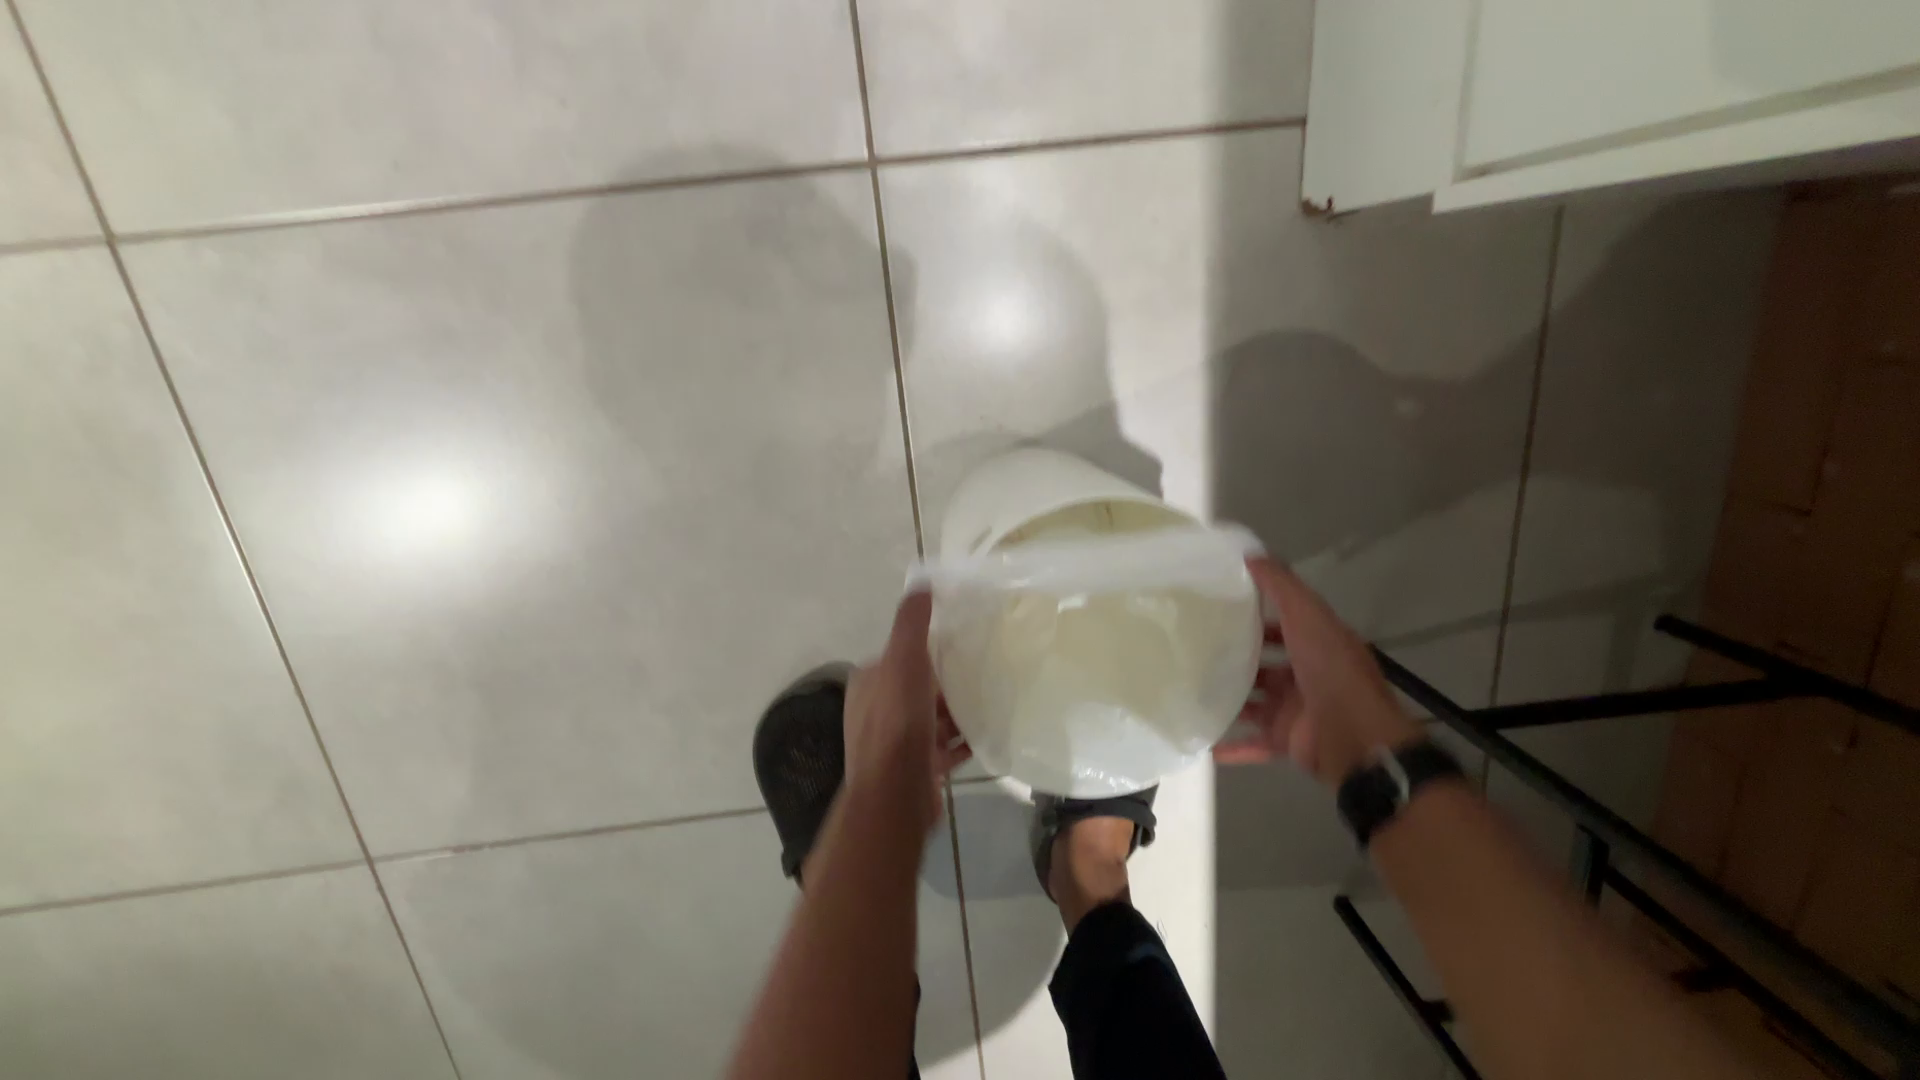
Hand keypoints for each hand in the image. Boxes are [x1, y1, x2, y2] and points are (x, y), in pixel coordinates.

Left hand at [843, 590, 971, 827]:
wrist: (896, 794)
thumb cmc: (898, 722)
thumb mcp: (904, 661)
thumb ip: (911, 624)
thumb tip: (922, 583)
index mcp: (869, 683)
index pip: (900, 656)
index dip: (928, 649)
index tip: (959, 643)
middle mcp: (876, 712)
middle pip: (919, 687)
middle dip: (946, 681)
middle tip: (981, 671)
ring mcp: (895, 744)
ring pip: (932, 718)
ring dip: (957, 712)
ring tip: (989, 700)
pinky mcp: (916, 769)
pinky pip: (944, 748)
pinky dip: (962, 741)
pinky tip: (985, 735)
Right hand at [1215, 557, 1419, 786]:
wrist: (1353, 737)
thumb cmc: (1330, 671)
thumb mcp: (1308, 617)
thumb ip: (1281, 587)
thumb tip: (1252, 554)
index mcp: (1318, 645)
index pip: (1284, 625)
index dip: (1257, 615)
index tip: (1220, 607)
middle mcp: (1307, 676)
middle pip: (1266, 664)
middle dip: (1238, 658)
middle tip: (1196, 649)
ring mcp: (1296, 710)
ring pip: (1256, 702)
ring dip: (1230, 698)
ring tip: (1190, 689)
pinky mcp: (1286, 740)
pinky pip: (1254, 743)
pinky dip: (1232, 746)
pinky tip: (1205, 742)